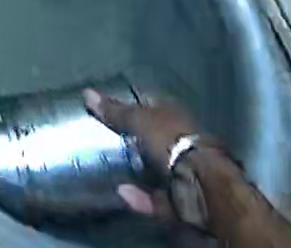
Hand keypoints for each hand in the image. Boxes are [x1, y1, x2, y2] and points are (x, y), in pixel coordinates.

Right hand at [82, 89, 200, 218]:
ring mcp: (186, 169)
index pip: (147, 100)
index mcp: (173, 111)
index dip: (128, 101)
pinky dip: (142, 197)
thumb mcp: (136, 119)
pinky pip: (158, 196)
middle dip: (132, 139)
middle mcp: (182, 137)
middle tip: (105, 139)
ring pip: (157, 167)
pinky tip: (124, 193)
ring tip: (112, 169)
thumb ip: (113, 110)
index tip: (106, 106)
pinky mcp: (184, 198)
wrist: (204, 188)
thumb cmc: (170, 140)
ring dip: (136, 171)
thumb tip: (87, 93)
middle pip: (152, 135)